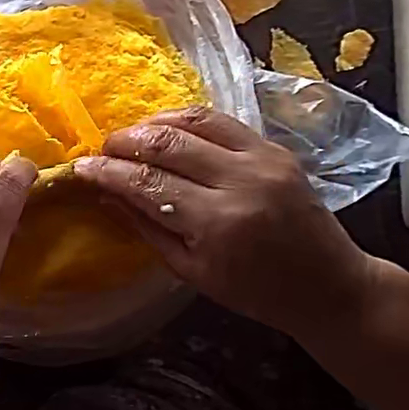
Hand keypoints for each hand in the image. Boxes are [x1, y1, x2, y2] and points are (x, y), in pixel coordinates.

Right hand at [72, 106, 389, 340]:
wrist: (328, 284)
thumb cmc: (251, 289)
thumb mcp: (188, 269)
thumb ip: (145, 227)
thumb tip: (105, 196)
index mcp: (218, 221)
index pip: (148, 182)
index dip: (108, 172)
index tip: (81, 167)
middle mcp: (243, 181)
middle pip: (167, 144)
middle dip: (124, 142)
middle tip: (101, 150)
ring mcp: (264, 159)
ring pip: (194, 121)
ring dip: (151, 124)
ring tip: (127, 138)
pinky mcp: (275, 148)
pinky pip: (221, 121)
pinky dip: (184, 120)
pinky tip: (162, 129)